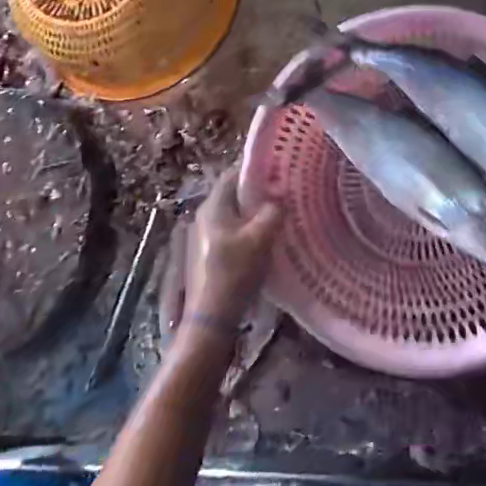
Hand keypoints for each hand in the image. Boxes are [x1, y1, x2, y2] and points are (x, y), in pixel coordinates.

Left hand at [181, 170, 282, 333]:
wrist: (211, 316)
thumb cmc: (235, 272)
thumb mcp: (260, 238)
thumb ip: (272, 211)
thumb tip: (280, 191)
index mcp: (213, 205)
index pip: (233, 174)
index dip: (255, 169)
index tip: (278, 169)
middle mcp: (204, 214)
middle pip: (233, 194)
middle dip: (256, 192)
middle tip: (282, 193)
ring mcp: (203, 234)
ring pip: (232, 213)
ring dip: (253, 212)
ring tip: (278, 215)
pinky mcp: (207, 252)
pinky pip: (230, 230)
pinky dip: (246, 229)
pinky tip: (264, 239)